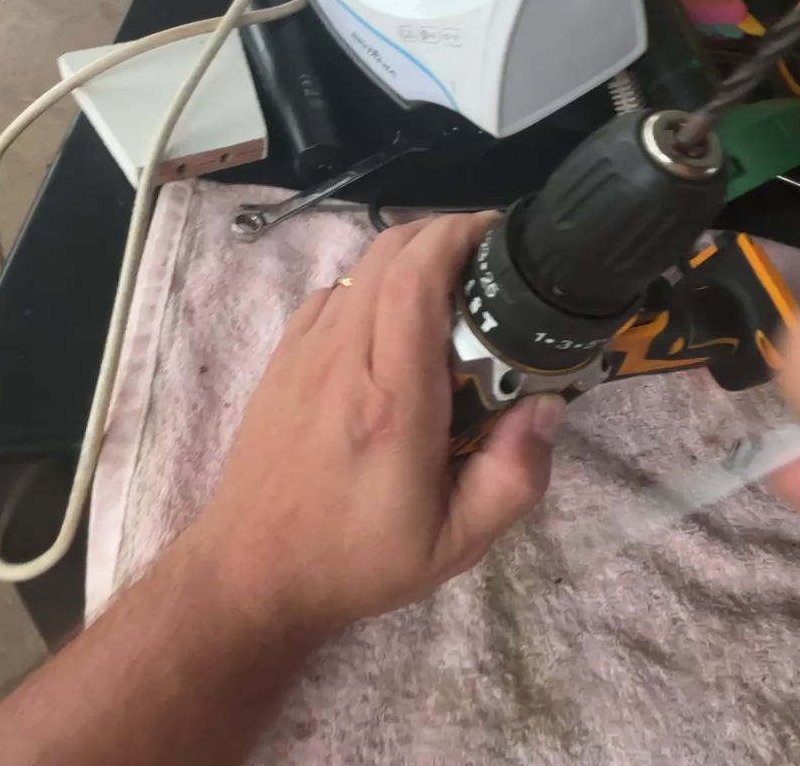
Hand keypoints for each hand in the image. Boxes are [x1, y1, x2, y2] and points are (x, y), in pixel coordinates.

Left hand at [184, 213, 559, 637]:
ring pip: (358, 267)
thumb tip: (545, 405)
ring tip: (444, 282)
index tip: (494, 232)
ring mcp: (304, 351)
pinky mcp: (282, 357)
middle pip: (387, 254)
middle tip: (482, 252)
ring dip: (405, 255)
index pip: (416, 281)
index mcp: (394, 401)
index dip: (455, 237)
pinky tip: (387, 319)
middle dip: (439, 233)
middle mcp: (344, 359)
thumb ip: (513, 476)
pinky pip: (331, 294)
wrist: (254, 567)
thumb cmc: (358, 558)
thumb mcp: (456, 543)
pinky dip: (368, 283)